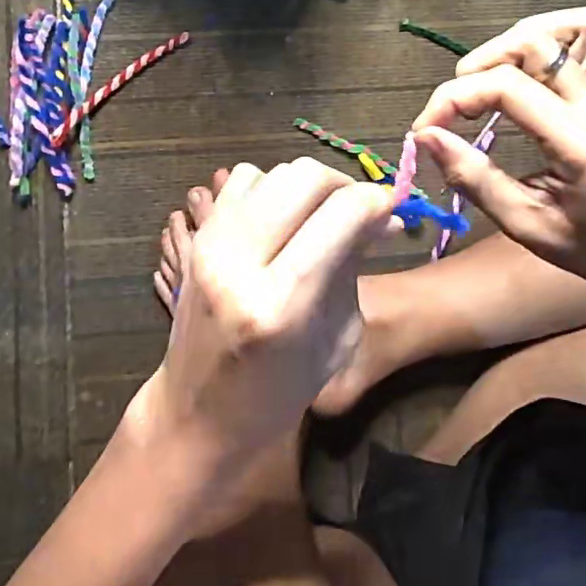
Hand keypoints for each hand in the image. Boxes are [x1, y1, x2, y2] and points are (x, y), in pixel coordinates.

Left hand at [128, 159, 394, 470]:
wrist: (198, 413)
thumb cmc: (280, 393)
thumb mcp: (337, 335)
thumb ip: (355, 263)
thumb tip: (384, 212)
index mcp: (281, 304)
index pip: (341, 213)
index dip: (375, 201)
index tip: (388, 210)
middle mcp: (239, 263)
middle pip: (303, 176)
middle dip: (342, 185)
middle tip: (355, 210)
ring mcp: (209, 245)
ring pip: (272, 172)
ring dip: (305, 186)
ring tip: (317, 216)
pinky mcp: (197, 238)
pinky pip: (241, 182)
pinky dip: (270, 188)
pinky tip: (281, 219)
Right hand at [409, 7, 585, 298]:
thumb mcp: (526, 226)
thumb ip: (474, 178)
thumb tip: (426, 137)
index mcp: (584, 148)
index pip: (509, 87)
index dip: (455, 98)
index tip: (426, 129)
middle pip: (534, 45)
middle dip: (480, 64)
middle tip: (456, 106)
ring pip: (564, 30)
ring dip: (511, 45)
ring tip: (485, 82)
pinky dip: (547, 37)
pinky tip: (522, 67)